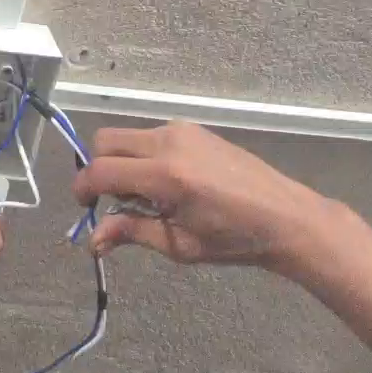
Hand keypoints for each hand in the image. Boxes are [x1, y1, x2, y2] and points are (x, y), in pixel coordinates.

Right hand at [71, 121, 334, 275]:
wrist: (288, 217)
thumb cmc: (235, 240)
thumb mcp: (181, 245)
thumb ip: (132, 232)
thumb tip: (93, 239)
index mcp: (166, 175)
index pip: (102, 171)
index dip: (83, 187)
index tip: (84, 205)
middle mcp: (167, 142)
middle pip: (105, 141)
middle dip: (99, 168)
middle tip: (115, 198)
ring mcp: (179, 129)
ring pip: (126, 135)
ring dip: (122, 161)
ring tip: (147, 193)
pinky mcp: (190, 127)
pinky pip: (149, 135)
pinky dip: (143, 154)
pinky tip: (168, 181)